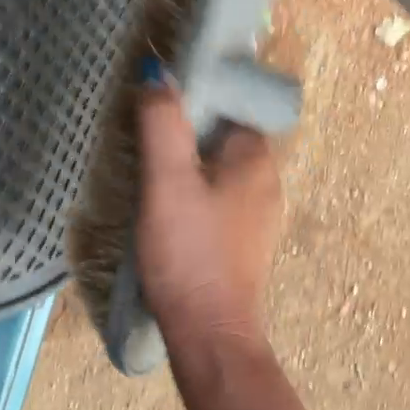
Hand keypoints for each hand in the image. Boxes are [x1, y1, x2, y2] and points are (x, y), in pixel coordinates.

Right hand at [135, 78, 282, 350]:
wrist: (209, 336)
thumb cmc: (189, 252)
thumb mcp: (167, 180)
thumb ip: (162, 122)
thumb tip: (158, 72)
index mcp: (257, 160)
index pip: (228, 108)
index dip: (194, 98)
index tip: (156, 101)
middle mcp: (266, 184)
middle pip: (221, 138)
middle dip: (185, 131)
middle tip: (143, 135)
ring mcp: (257, 218)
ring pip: (217, 171)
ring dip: (185, 164)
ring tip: (146, 169)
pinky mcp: (241, 245)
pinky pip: (216, 200)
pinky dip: (192, 193)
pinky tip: (163, 207)